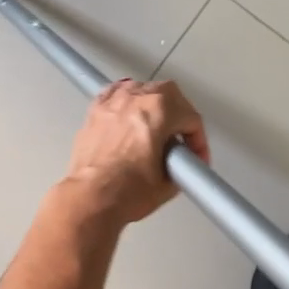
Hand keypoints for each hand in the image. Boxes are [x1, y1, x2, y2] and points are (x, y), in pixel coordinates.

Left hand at [64, 80, 209, 224]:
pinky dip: (127, 99)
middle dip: (179, 114)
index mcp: (159, 111)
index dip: (198, 139)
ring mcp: (113, 102)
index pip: (190, 116)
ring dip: (154, 103)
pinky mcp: (95, 110)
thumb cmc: (127, 191)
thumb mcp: (169, 183)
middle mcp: (136, 98)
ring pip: (142, 89)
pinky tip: (129, 112)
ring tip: (156, 125)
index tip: (196, 156)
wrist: (91, 199)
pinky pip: (116, 93)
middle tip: (180, 137)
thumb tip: (180, 161)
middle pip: (169, 94)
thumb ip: (181, 164)